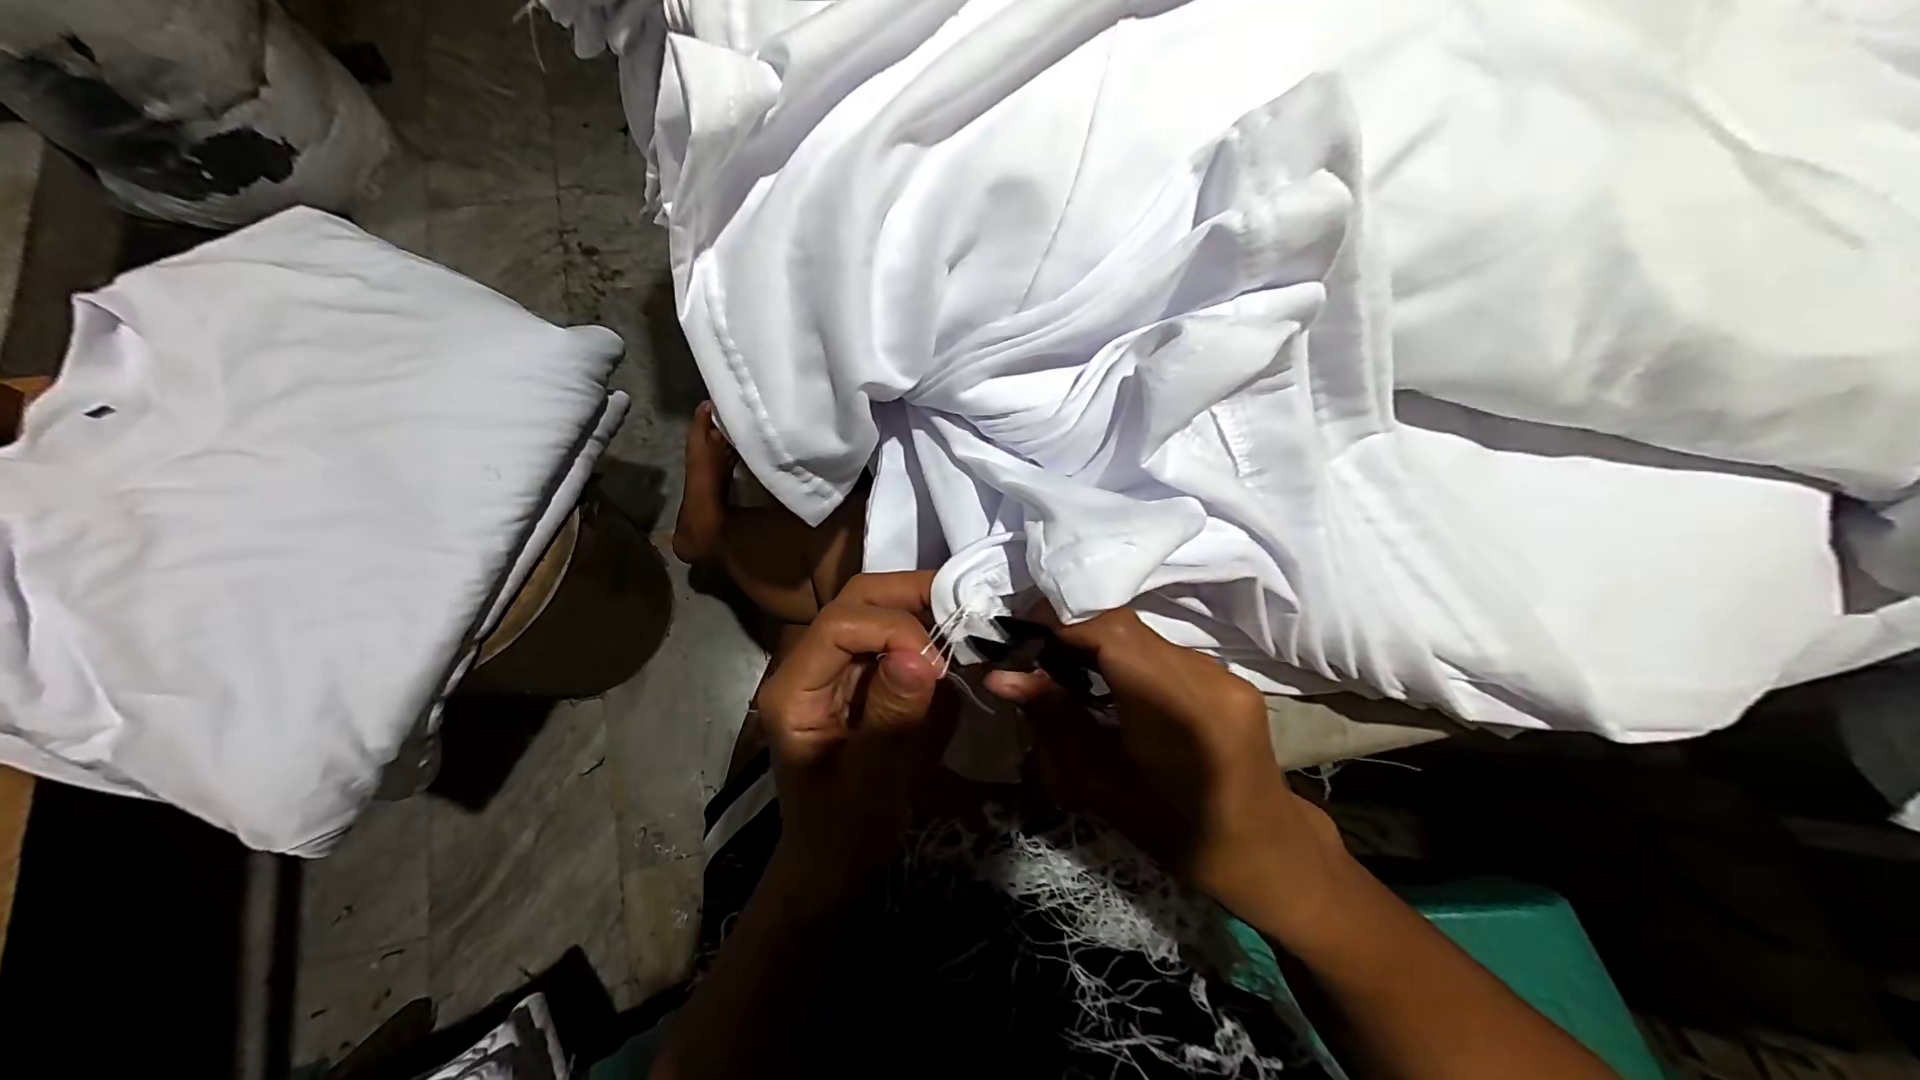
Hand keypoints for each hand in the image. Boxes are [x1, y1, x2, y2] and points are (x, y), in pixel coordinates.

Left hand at [754, 571, 956, 898]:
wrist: (834, 859)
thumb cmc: (843, 832)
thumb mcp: (871, 784)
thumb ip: (892, 719)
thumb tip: (921, 657)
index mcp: (794, 690)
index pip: (840, 625)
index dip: (894, 629)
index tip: (937, 666)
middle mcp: (808, 665)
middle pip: (855, 600)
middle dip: (910, 598)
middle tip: (962, 617)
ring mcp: (833, 667)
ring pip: (873, 606)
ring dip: (920, 609)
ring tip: (963, 628)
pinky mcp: (858, 675)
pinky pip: (890, 634)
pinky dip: (924, 631)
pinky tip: (952, 648)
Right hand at [985, 606, 1347, 932]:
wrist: (1264, 852)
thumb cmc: (1176, 833)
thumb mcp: (1102, 785)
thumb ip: (1054, 720)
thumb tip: (1000, 676)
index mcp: (1174, 705)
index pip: (1110, 629)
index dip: (1059, 621)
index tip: (1019, 639)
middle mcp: (1205, 675)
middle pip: (1125, 627)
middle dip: (1071, 635)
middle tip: (1032, 663)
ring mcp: (1222, 672)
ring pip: (1143, 637)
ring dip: (1098, 648)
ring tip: (1066, 680)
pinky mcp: (1227, 677)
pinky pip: (1164, 653)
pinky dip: (1127, 661)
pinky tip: (1112, 692)